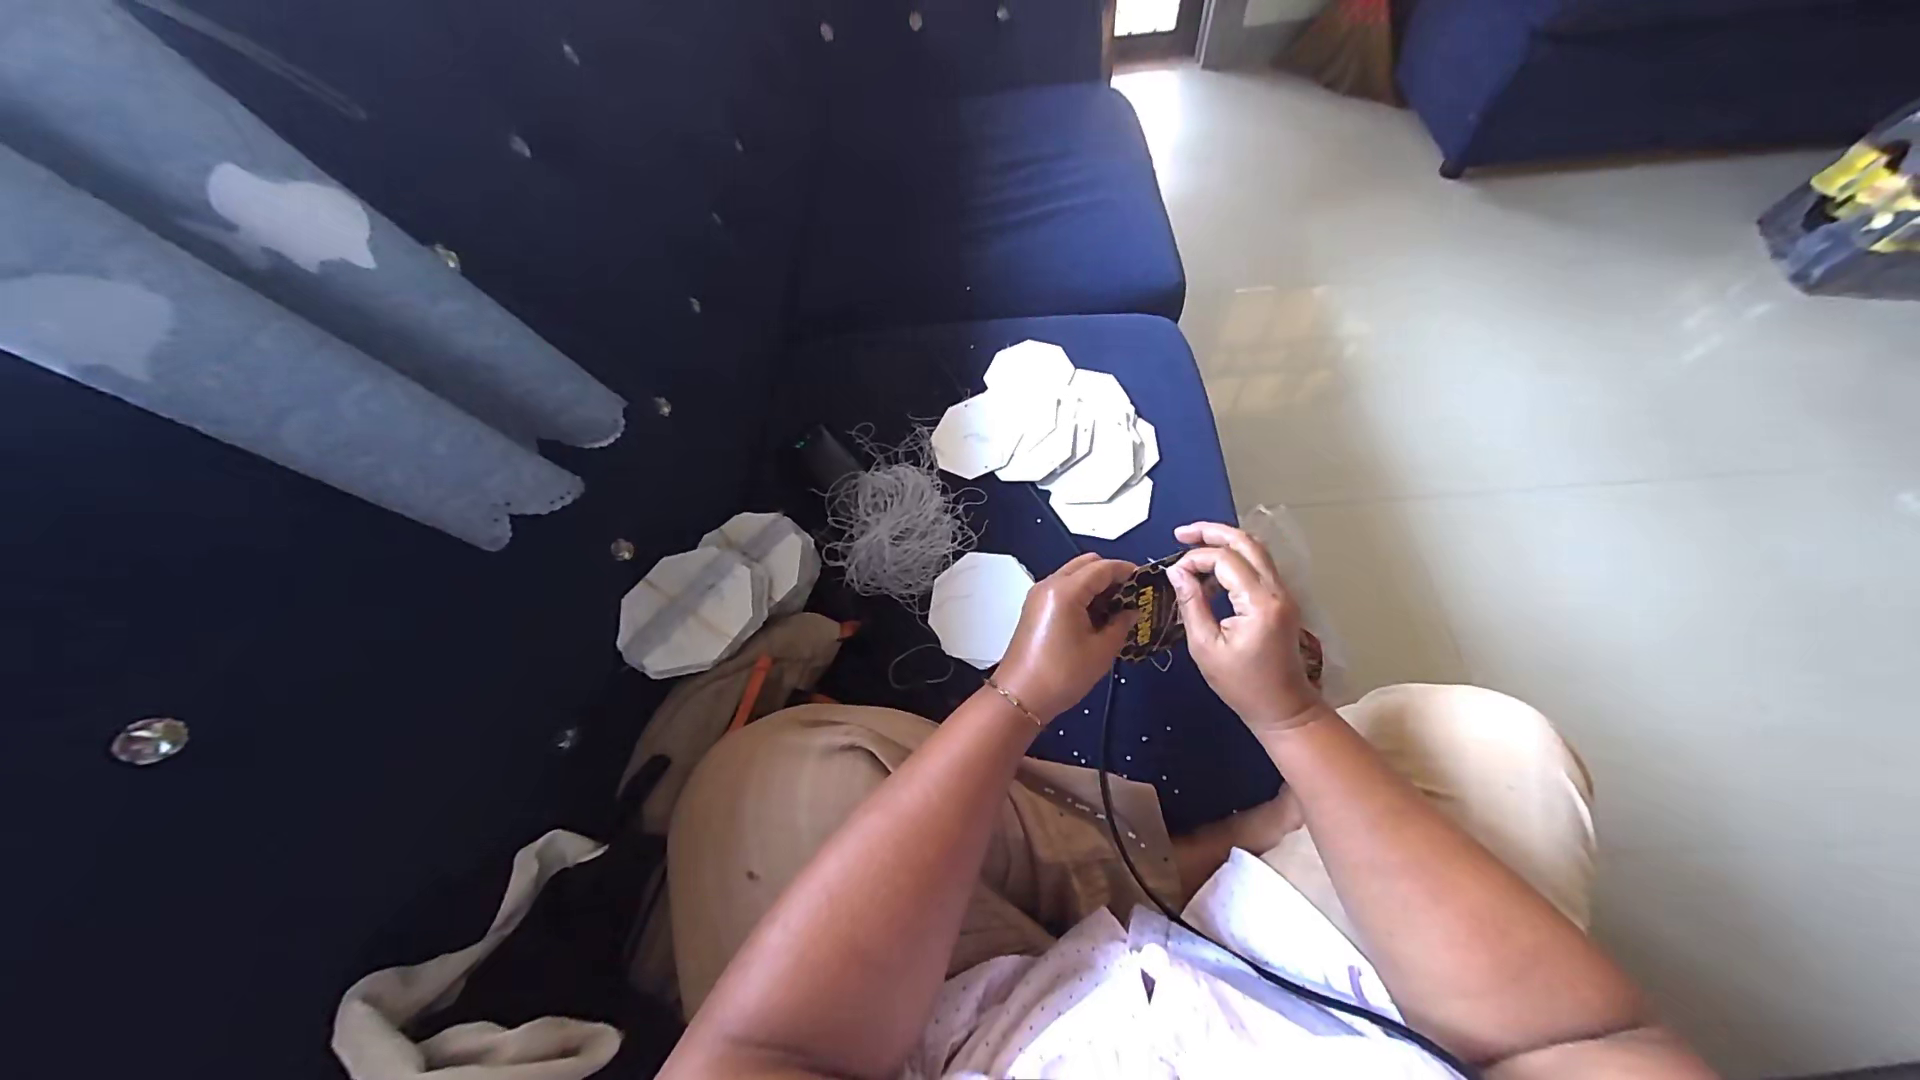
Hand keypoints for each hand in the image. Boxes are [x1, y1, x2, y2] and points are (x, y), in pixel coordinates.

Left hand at [994, 553, 1136, 718]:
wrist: (1020, 696)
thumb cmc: (1063, 675)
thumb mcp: (1101, 651)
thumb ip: (1121, 624)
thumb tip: (1131, 610)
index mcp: (1065, 591)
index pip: (1102, 568)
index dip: (1127, 570)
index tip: (1147, 580)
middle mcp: (1049, 585)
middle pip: (1086, 563)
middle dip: (1111, 573)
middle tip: (1132, 594)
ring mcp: (1038, 594)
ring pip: (1073, 574)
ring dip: (1095, 583)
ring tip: (1117, 606)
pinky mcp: (1034, 607)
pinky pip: (1063, 588)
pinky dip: (1081, 592)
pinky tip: (1097, 614)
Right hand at [1167, 522, 1323, 733]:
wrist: (1284, 709)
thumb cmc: (1242, 685)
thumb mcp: (1205, 646)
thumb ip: (1191, 604)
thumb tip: (1177, 572)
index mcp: (1260, 603)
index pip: (1225, 560)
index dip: (1195, 559)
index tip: (1173, 573)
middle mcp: (1277, 591)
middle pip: (1247, 542)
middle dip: (1212, 532)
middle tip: (1181, 533)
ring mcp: (1283, 594)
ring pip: (1255, 550)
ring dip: (1224, 543)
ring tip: (1192, 547)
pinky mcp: (1281, 600)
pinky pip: (1257, 567)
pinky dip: (1233, 561)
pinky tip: (1209, 574)